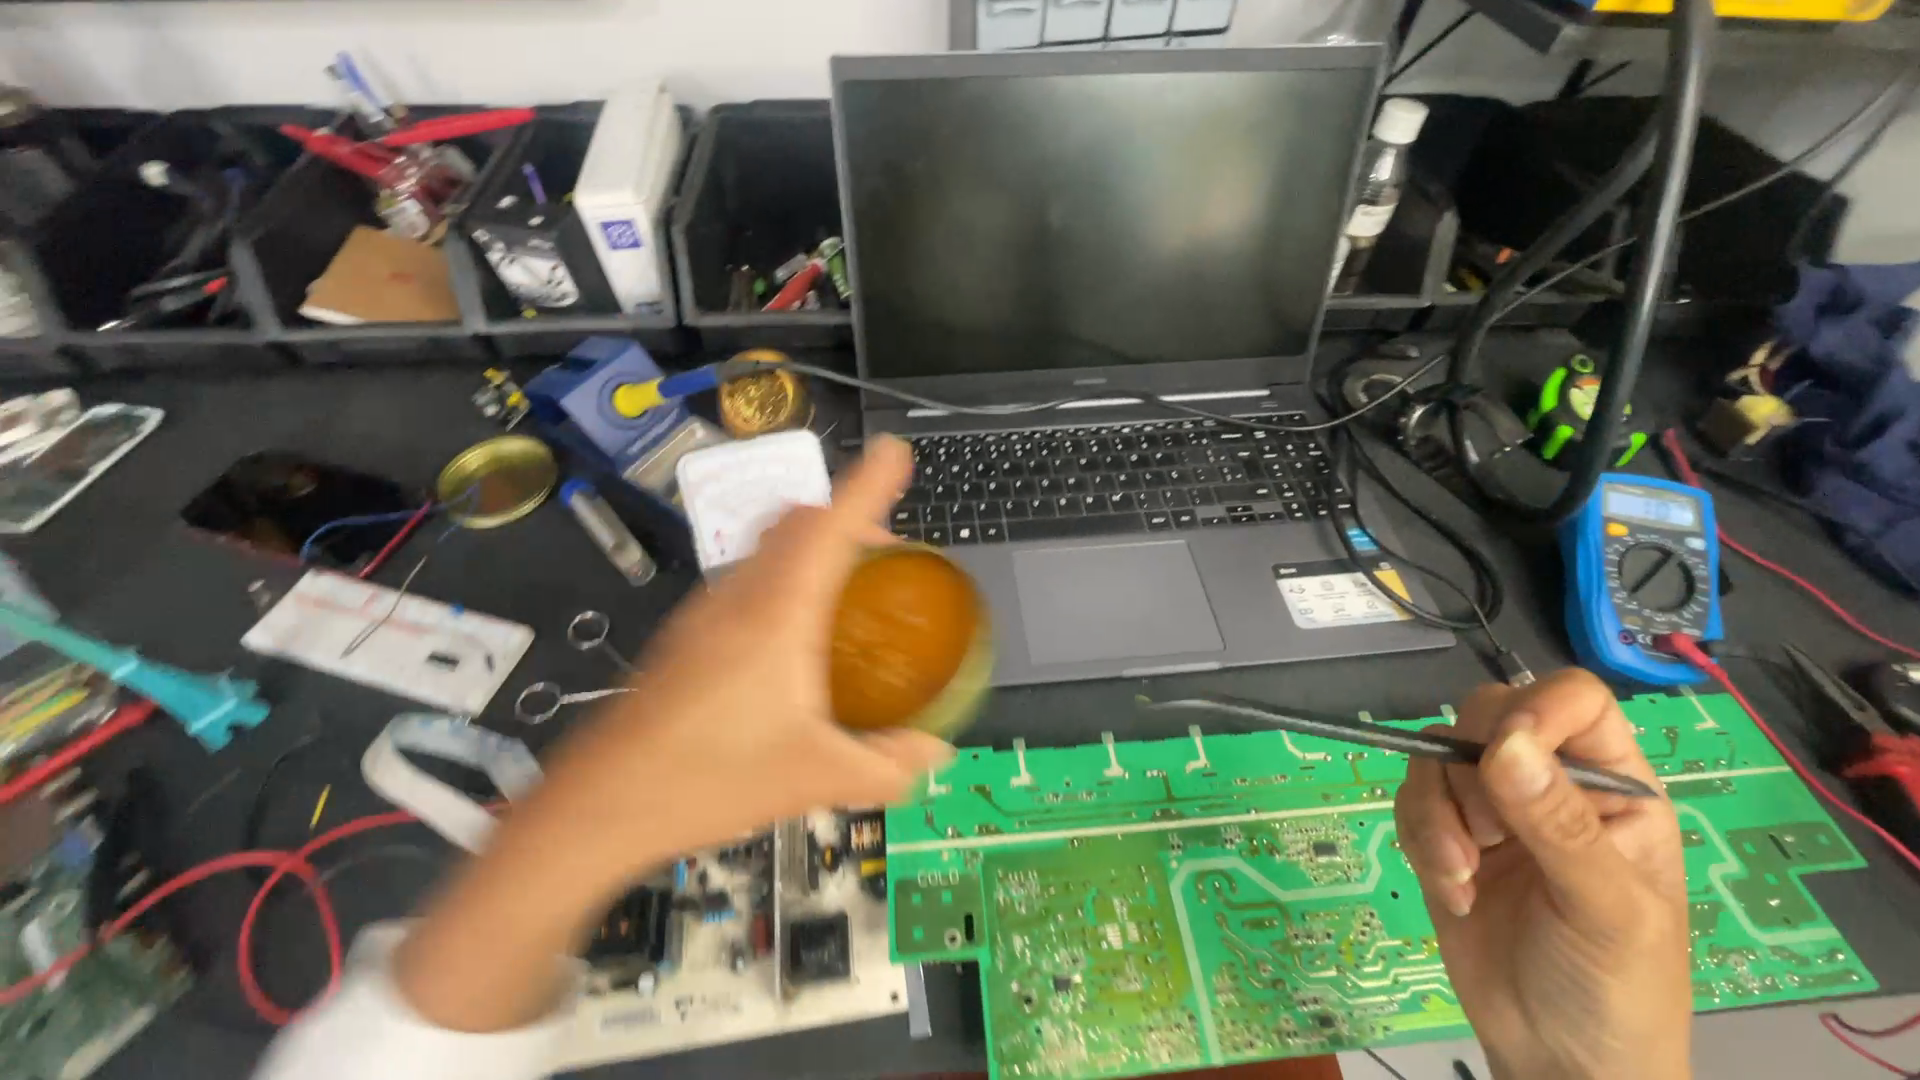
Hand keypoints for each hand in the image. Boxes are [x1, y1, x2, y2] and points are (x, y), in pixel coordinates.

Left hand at [534, 434, 953, 877]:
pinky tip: (789, 640)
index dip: (867, 484)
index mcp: (778, 615)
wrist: (601, 803)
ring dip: (808, 547)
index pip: (829, 527)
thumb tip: (934, 755)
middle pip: (794, 524)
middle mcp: (739, 598)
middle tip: (882, 544)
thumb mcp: (817, 777)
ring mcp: (704, 614)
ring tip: (843, 587)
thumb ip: (886, 767)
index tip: (892, 452)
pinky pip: (743, 582)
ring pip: (764, 549)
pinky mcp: (684, 638)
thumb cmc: (709, 777)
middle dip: (843, 515)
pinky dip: (779, 580)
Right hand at [1393, 669, 1690, 1079]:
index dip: (1535, 710)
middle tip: (1486, 833)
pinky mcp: (1444, 834)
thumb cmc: (1614, 987)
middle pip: (1487, 716)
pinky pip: (1409, 800)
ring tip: (1460, 877)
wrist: (1556, 1056)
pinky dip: (1420, 842)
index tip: (1501, 754)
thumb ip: (1559, 825)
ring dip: (1436, 817)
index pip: (1573, 703)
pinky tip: (1452, 890)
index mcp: (1613, 788)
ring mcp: (1491, 808)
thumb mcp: (1606, 910)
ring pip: (1437, 758)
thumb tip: (1506, 742)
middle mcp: (1548, 783)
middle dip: (1470, 773)